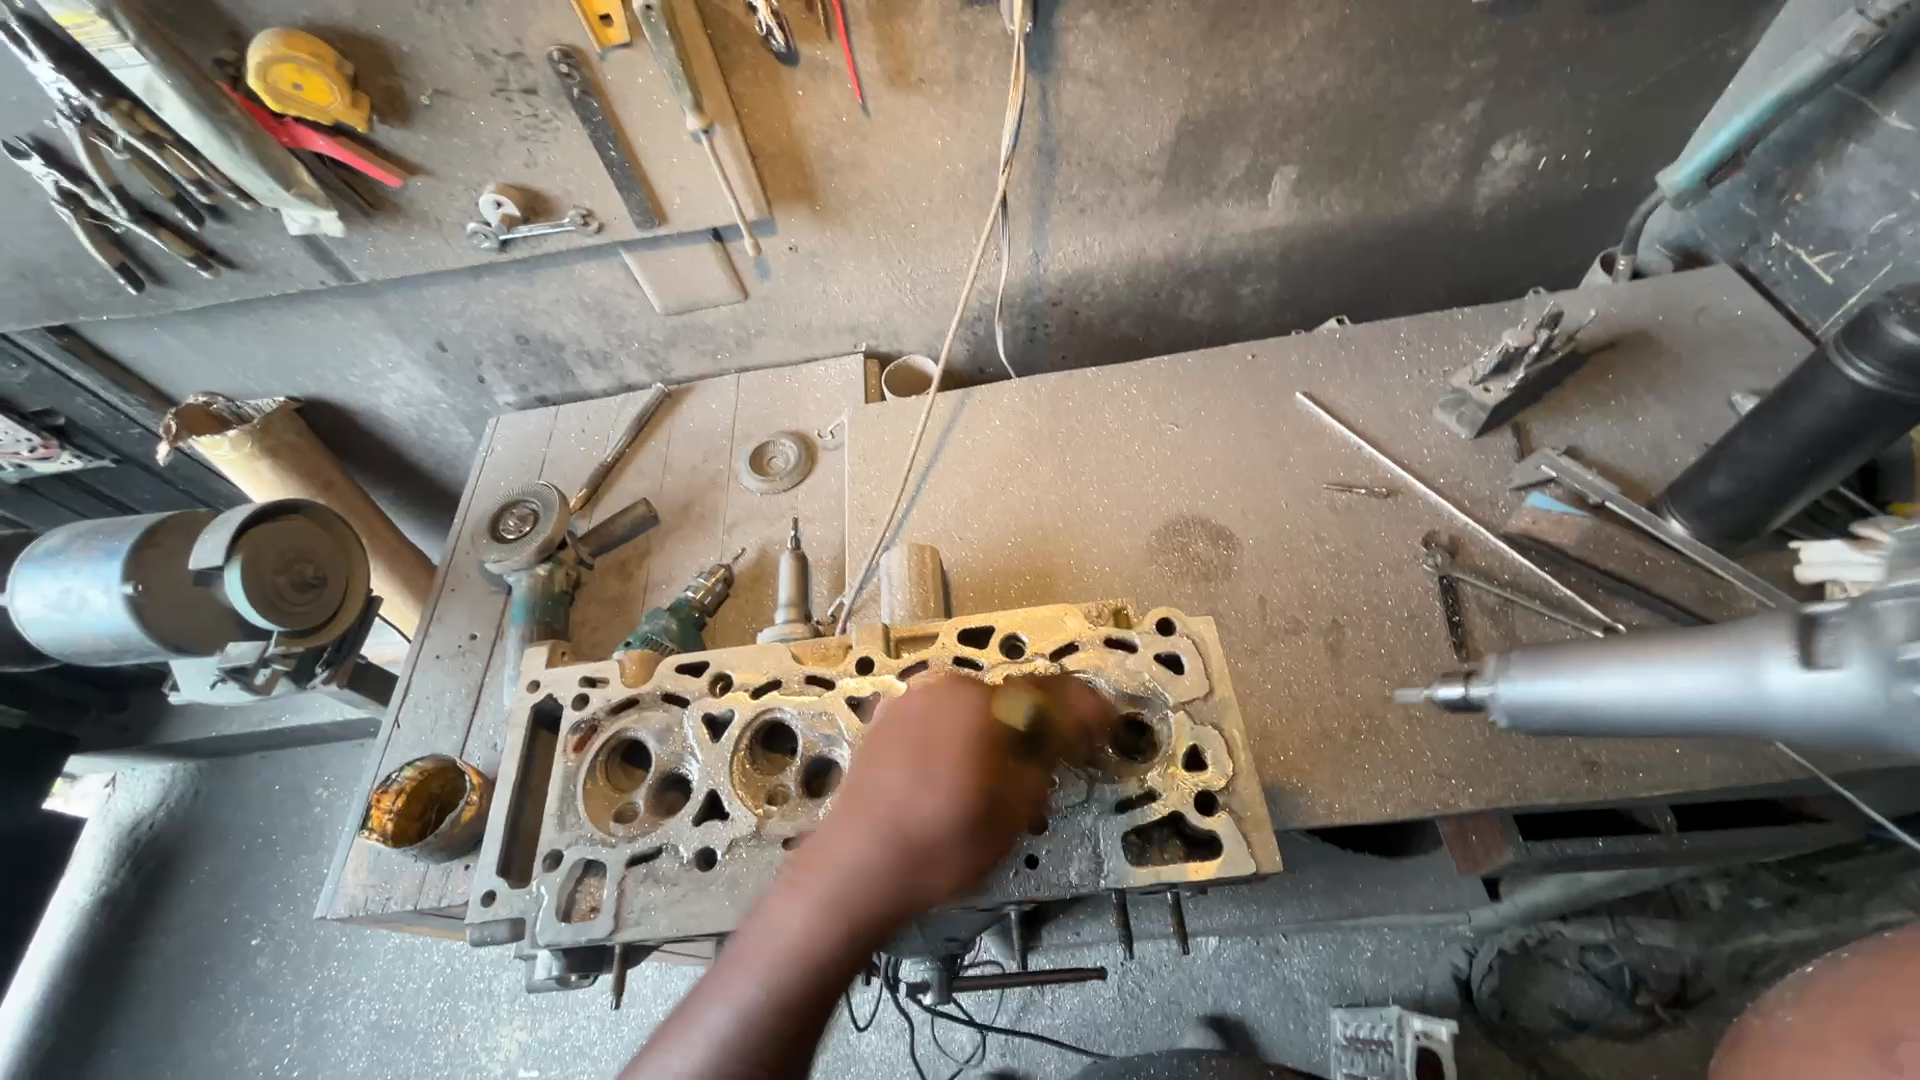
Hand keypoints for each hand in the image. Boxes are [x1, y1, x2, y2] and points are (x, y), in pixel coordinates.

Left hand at [799, 674, 1113, 927]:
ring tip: (999, 792)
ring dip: (991, 742)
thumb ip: (1046, 758)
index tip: (1104, 722)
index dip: (1081, 709)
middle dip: (1030, 733)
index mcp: (978, 699)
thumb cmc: (944, 840)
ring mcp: (904, 705)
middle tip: (1046, 776)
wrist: (854, 870)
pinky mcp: (880, 728)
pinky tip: (956, 787)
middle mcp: (940, 688)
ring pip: (967, 718)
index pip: (1045, 693)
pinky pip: (934, 728)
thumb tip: (1061, 733)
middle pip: (1004, 704)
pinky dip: (956, 746)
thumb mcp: (1015, 806)